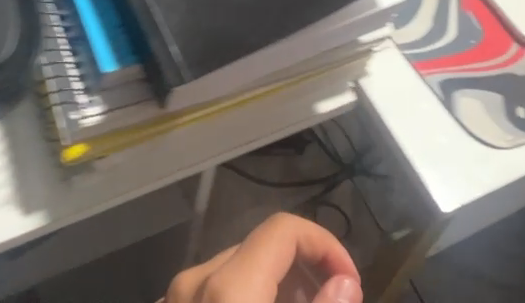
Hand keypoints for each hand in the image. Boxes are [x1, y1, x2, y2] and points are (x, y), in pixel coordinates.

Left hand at [165, 213, 360, 302]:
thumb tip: (345, 280)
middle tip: (333, 302)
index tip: (352, 284)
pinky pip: (210, 295)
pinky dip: (242, 298)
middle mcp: (192, 281)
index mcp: (226, 285)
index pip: (283, 229)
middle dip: (304, 271)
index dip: (325, 245)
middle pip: (259, 251)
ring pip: (234, 274)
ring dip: (275, 287)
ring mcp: (172, 299)